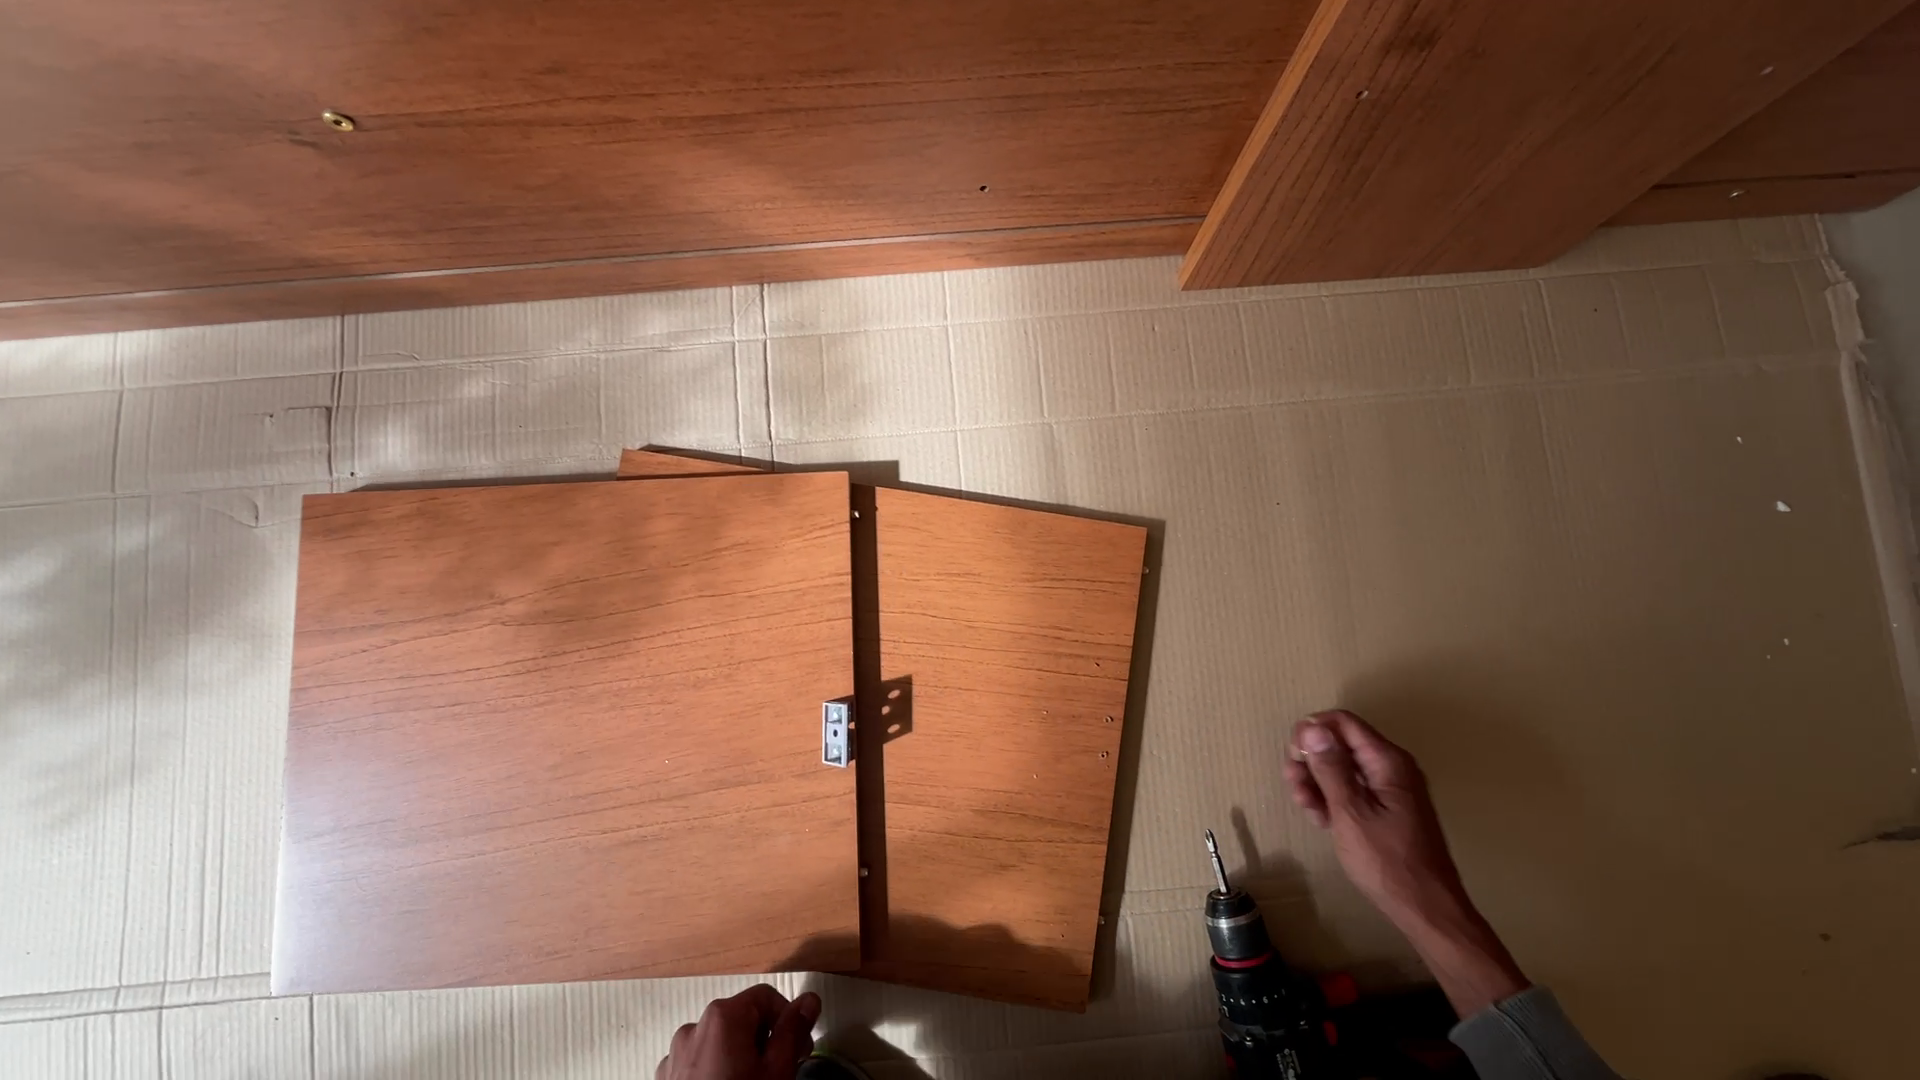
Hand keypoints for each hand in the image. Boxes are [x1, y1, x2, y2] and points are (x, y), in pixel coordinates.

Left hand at [655, 985, 820, 1079]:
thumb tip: (809, 1000)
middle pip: (741, 1019)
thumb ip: (793, 1031)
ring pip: (719, 1043)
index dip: (788, 1019)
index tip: (800, 1048)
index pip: (766, 997)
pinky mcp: (664, 1079)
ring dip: (739, 1057)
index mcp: (723, 1016)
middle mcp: (694, 1027)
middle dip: (764, 1040)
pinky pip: (698, 1063)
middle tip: (780, 1070)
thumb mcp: (777, 1071)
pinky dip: (714, 1072)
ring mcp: (674, 1055)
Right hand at [1285, 710, 1527, 1018]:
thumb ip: (1330, 767)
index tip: (1294, 759)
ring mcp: (1389, 787)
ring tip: (1308, 810)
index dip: (1312, 732)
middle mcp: (1390, 766)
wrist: (1425, 908)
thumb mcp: (1349, 812)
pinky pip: (1351, 788)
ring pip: (1341, 766)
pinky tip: (1322, 820)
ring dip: (1316, 782)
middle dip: (1311, 760)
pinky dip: (1331, 798)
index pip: (1342, 722)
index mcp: (1387, 761)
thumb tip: (1311, 726)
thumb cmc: (1386, 861)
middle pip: (1339, 742)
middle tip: (1296, 789)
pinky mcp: (1386, 807)